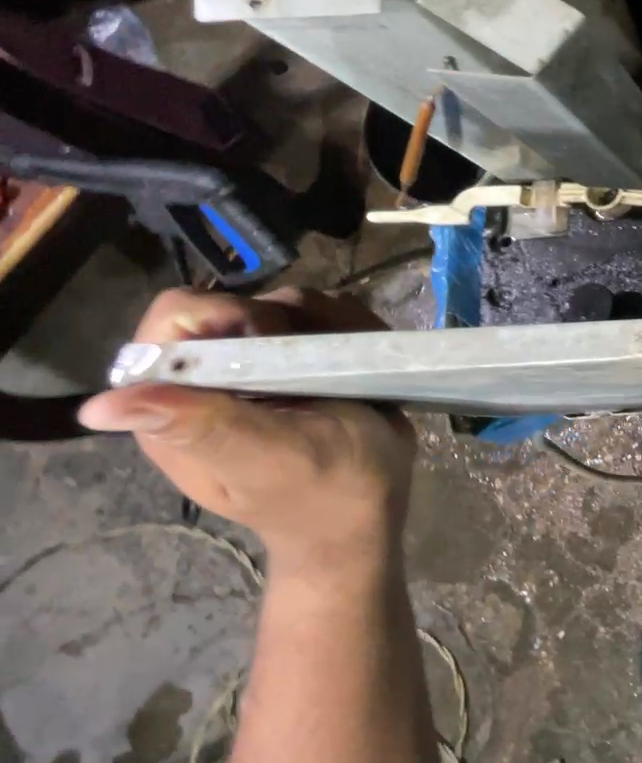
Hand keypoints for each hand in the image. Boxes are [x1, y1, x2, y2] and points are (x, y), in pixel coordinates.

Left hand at [78, 288, 413, 576]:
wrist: (368, 513)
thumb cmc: (323, 487)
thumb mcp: (263, 458)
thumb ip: (200, 425)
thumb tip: (98, 408)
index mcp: (182, 401)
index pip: (178, 318)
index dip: (227, 314)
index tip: (276, 342)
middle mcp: (217, 378)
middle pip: (243, 301)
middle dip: (294, 318)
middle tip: (328, 357)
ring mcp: (266, 370)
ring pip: (293, 305)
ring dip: (335, 322)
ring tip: (357, 360)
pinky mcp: (310, 367)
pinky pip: (329, 320)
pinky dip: (355, 329)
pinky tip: (367, 360)